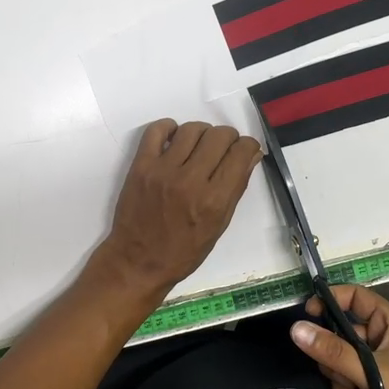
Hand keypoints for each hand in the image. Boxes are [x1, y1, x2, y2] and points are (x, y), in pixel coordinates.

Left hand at [87, 119, 260, 301]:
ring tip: (199, 146)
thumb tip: (250, 155)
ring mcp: (163, 171)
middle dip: (228, 137)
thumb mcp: (218, 226)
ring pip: (191, 129)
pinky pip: (156, 130)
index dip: (248, 146)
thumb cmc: (183, 251)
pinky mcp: (141, 166)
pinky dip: (169, 127)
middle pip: (219, 136)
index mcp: (214, 200)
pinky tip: (174, 139)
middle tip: (223, 148)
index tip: (244, 150)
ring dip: (202, 133)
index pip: (240, 153)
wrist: (138, 260)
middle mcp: (191, 181)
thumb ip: (235, 188)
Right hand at [291, 285, 388, 388]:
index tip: (306, 316)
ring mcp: (385, 369)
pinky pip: (352, 387)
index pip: (356, 297)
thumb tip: (295, 328)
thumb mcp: (375, 376)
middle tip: (345, 380)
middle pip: (342, 336)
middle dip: (338, 364)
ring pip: (343, 365)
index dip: (330, 301)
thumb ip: (333, 351)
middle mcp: (388, 343)